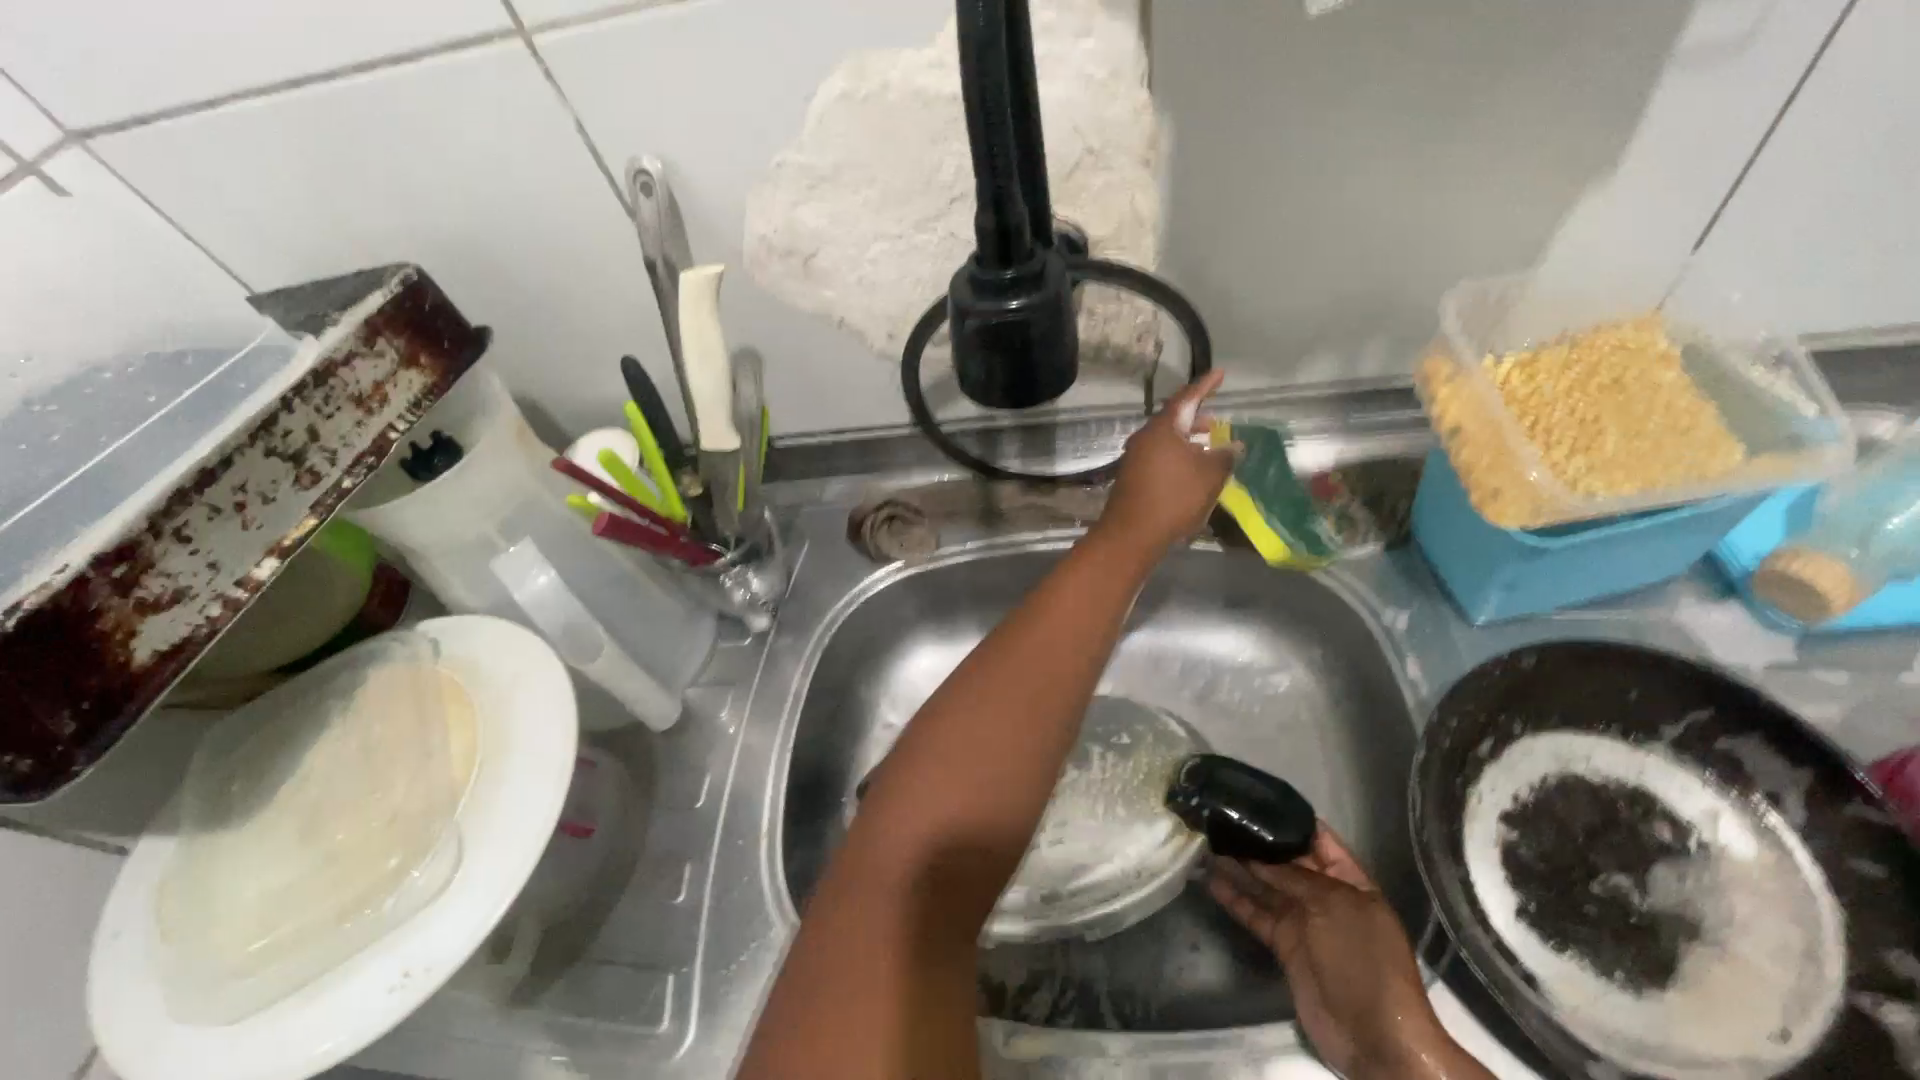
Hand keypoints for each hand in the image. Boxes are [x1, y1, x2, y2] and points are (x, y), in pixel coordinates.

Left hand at [1094, 370, 1236, 553]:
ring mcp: (1136, 457)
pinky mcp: (1133, 477)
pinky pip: (1161, 457)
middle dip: (1198, 418)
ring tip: (1210, 447)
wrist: (1132, 533)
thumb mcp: (1209, 475)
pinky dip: (1179, 456)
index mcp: (1163, 428)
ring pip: (1168, 440)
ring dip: (1190, 440)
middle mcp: (1146, 437)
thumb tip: (1235, 445)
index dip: (1205, 385)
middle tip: (1218, 421)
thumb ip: (1225, 456)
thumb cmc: (1174, 497)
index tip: (1220, 374)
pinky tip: (1192, 470)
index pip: (1187, 398)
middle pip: (1175, 419)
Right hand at [1209, 827, 1490, 1079]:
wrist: (1373, 1035)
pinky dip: (1236, 899)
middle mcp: (1328, 898)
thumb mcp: (1334, 908)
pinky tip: (1211, 881)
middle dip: (1260, 842)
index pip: (1320, 841)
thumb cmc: (1364, 961)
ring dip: (1242, 867)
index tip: (1256, 798)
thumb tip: (1258, 854)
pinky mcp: (1285, 946)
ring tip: (1208, 842)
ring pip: (1268, 886)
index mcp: (1352, 883)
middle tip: (1221, 817)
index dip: (1292, 820)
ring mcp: (1305, 924)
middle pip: (1289, 862)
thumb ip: (1294, 878)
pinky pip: (1257, 915)